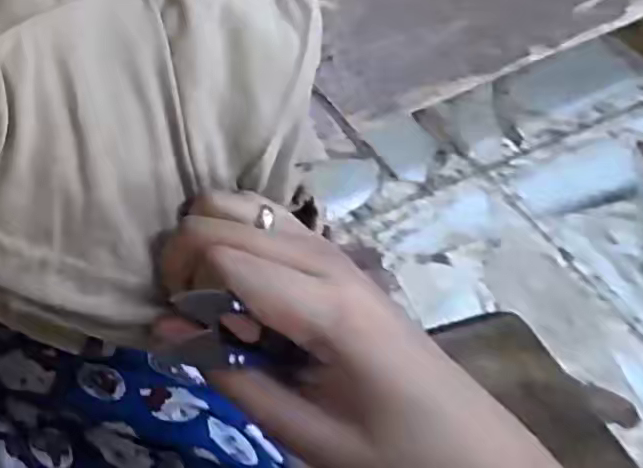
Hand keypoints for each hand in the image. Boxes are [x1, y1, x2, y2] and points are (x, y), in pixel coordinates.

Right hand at [154, 192, 560, 467]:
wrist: (482, 456)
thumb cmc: (398, 455)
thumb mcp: (311, 437)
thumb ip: (229, 376)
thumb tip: (160, 325)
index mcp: (326, 306)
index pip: (220, 256)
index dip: (187, 288)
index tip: (195, 331)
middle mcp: (321, 256)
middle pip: (214, 218)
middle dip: (183, 260)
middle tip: (194, 314)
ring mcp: (325, 243)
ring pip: (229, 199)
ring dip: (202, 236)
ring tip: (212, 289)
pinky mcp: (326, 246)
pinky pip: (256, 208)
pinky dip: (227, 226)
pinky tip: (239, 273)